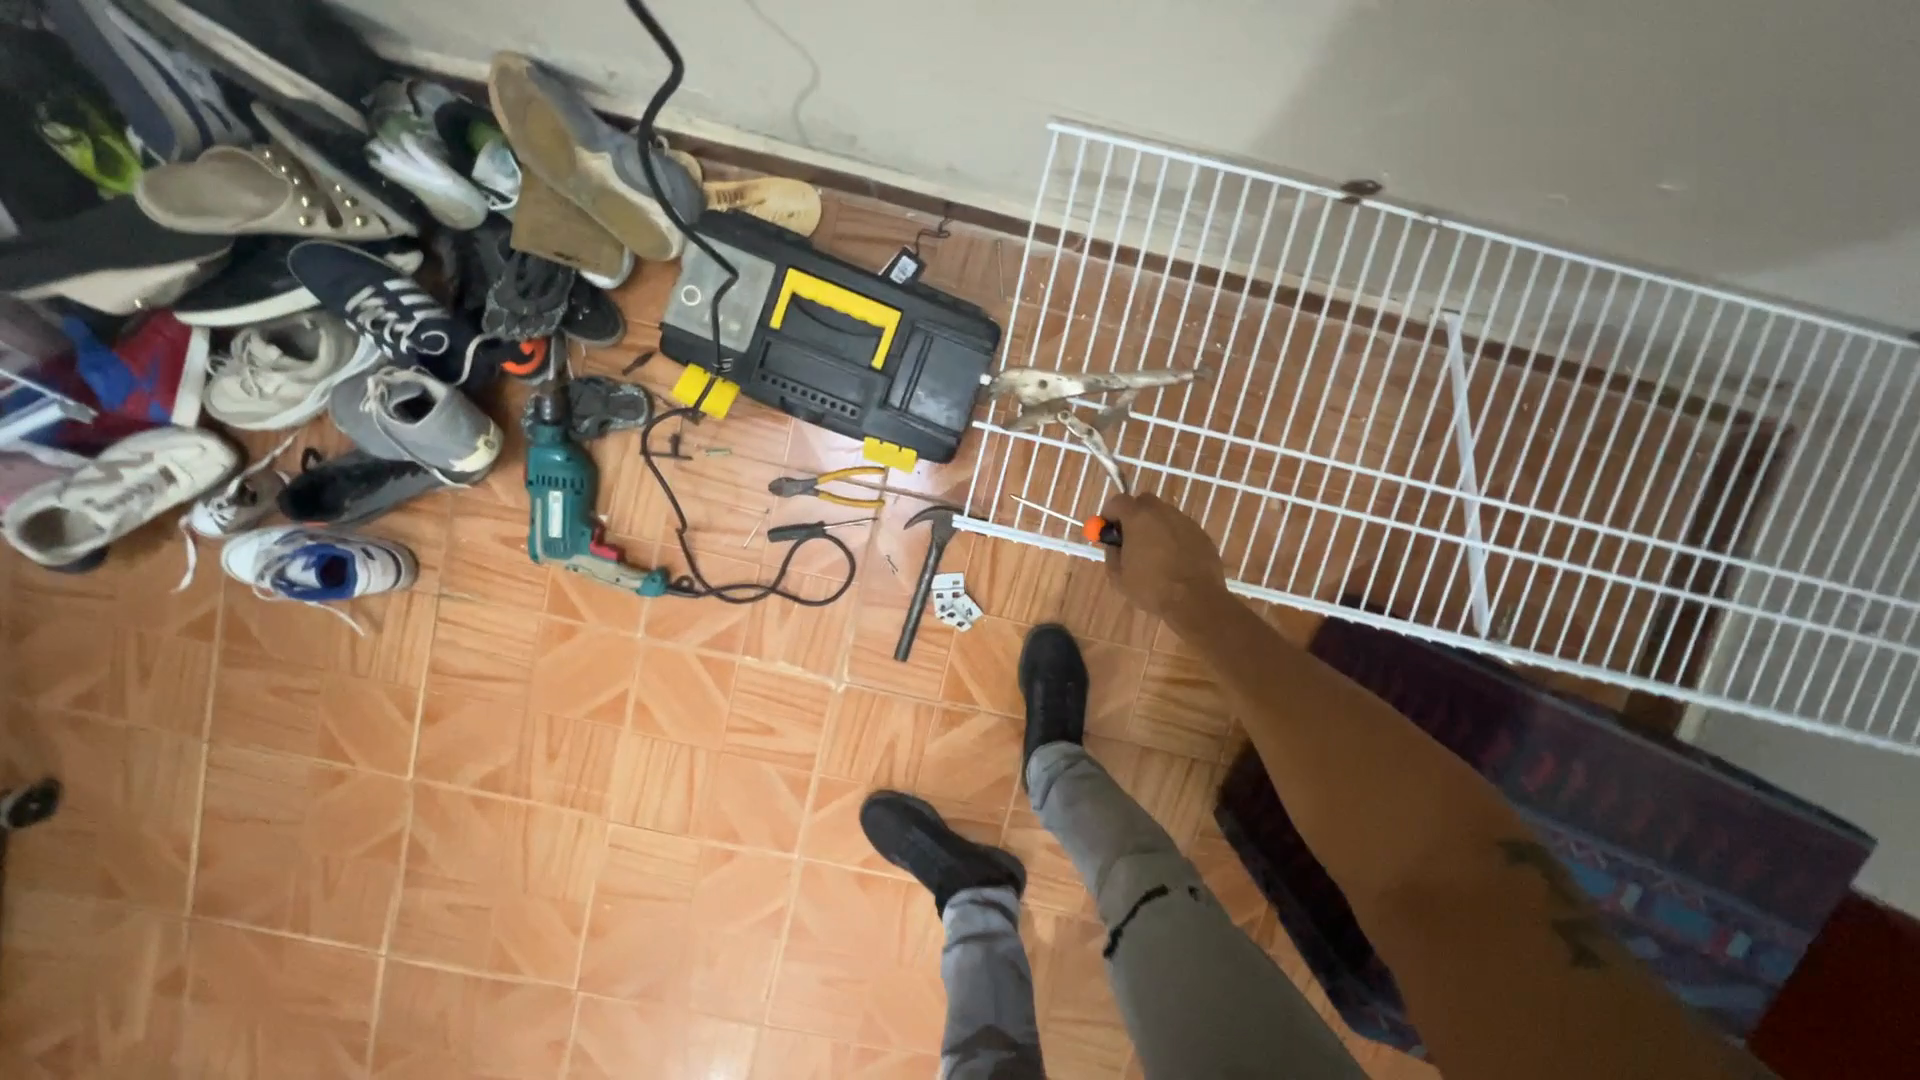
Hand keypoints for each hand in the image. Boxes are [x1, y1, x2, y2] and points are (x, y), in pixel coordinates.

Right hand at [1099, 492, 1229, 620]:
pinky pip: (1181, 529)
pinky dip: (1174, 538)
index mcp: (1138, 518)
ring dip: (1156, 526)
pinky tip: (1175, 561)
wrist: (1196, 600)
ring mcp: (1185, 521)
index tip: (1108, 529)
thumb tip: (1114, 543)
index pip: (1118, 501)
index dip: (1109, 513)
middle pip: (1144, 502)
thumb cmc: (1152, 588)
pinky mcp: (1201, 534)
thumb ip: (1112, 553)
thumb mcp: (1118, 576)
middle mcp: (1163, 512)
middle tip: (1131, 538)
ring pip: (1164, 515)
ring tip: (1155, 553)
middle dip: (1134, 515)